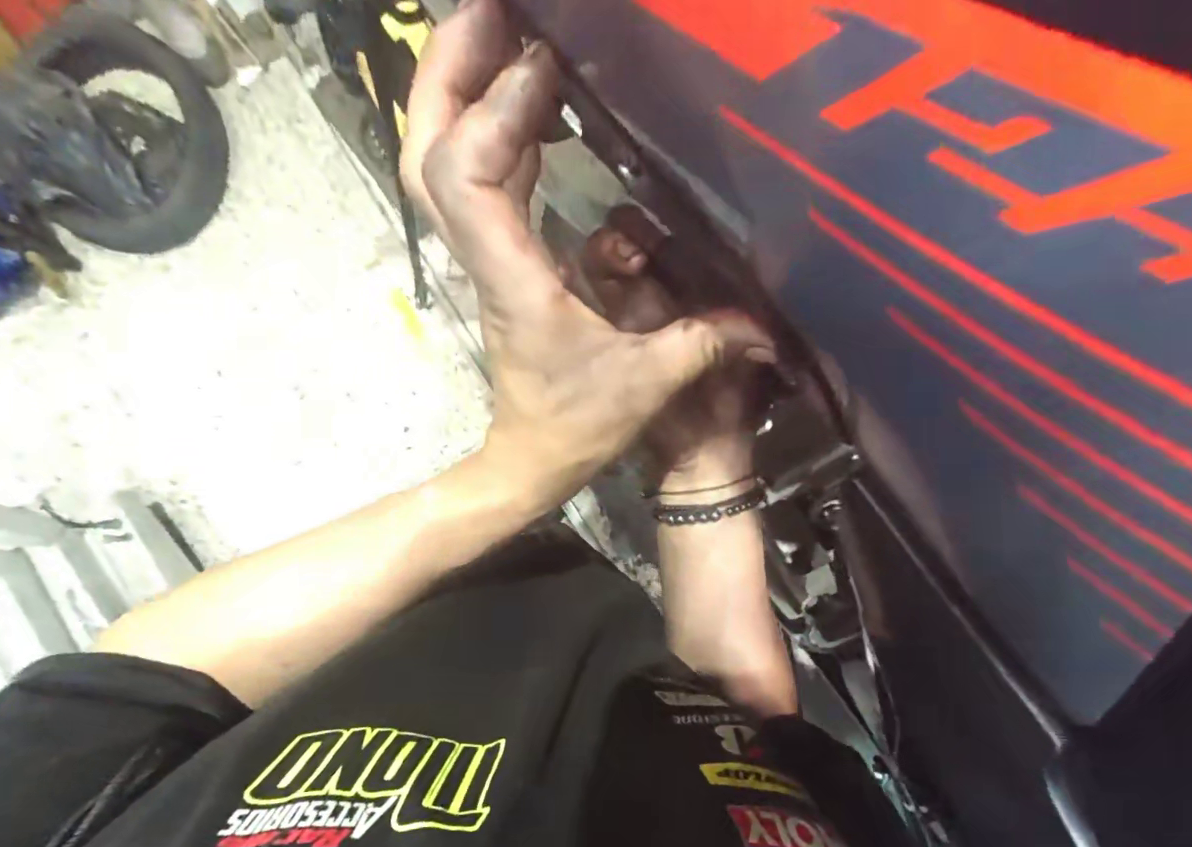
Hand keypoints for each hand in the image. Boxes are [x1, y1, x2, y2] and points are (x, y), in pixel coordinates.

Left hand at [400, 0, 771, 507]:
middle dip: (451, 72)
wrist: (534, 457)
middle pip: (429, 152)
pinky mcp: (502, 263)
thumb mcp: (648, 384)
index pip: (468, 179)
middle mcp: (486, 259)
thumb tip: (762, 322)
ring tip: (509, 35)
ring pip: (442, 163)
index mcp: (514, 280)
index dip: (494, 112)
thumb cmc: (578, 426)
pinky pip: (480, 184)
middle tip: (494, 9)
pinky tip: (535, 109)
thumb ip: (702, 342)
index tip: (543, 66)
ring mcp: (487, 259)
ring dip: (464, 92)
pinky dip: (498, 135)